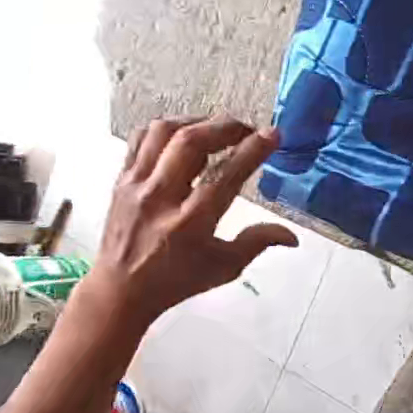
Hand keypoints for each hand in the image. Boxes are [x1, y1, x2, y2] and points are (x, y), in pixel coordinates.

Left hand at [70, 114, 298, 332]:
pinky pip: (140, 138)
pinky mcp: (121, 179)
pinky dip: (165, 128)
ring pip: (163, 132)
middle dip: (225, 127)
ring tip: (215, 128)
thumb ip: (258, 243)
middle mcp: (160, 198)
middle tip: (246, 129)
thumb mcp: (224, 268)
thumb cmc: (176, 281)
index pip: (226, 175)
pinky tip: (183, 133)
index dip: (252, 151)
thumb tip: (292, 235)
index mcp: (191, 223)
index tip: (272, 135)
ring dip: (195, 122)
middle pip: (191, 143)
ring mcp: (136, 186)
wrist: (120, 291)